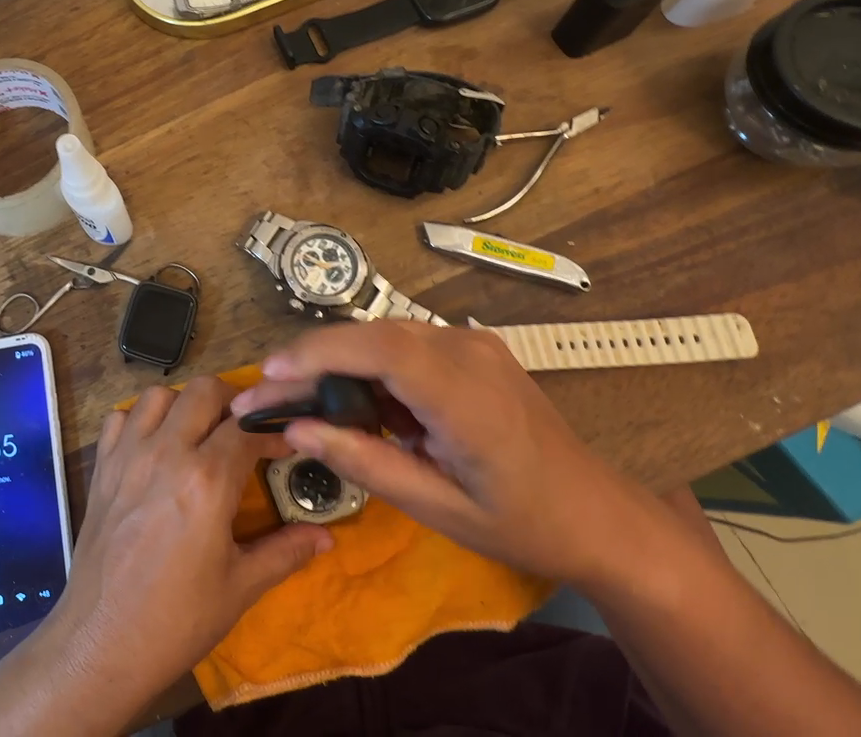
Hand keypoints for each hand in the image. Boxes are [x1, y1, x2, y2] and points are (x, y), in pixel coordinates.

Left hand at [43, 377, 331, 699]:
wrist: (102, 641)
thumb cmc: (178, 619)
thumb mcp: (241, 587)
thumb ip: (285, 552)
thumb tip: (326, 537)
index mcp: (207, 480)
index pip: (248, 427)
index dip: (274, 428)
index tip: (288, 442)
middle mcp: (165, 453)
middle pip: (203, 391)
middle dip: (233, 400)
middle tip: (247, 429)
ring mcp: (127, 456)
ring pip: (158, 395)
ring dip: (185, 404)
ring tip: (202, 432)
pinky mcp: (101, 468)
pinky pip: (119, 418)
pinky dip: (140, 419)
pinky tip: (155, 446)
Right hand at [231, 322, 670, 588]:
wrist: (599, 514)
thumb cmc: (524, 523)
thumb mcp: (439, 507)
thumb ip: (365, 464)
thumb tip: (297, 430)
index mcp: (468, 395)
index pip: (381, 349)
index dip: (319, 352)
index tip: (269, 374)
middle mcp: (469, 352)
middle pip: (371, 337)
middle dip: (309, 362)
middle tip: (261, 396)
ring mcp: (472, 345)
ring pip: (381, 338)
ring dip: (332, 364)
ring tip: (289, 399)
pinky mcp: (470, 350)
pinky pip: (402, 348)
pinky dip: (364, 369)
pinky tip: (346, 402)